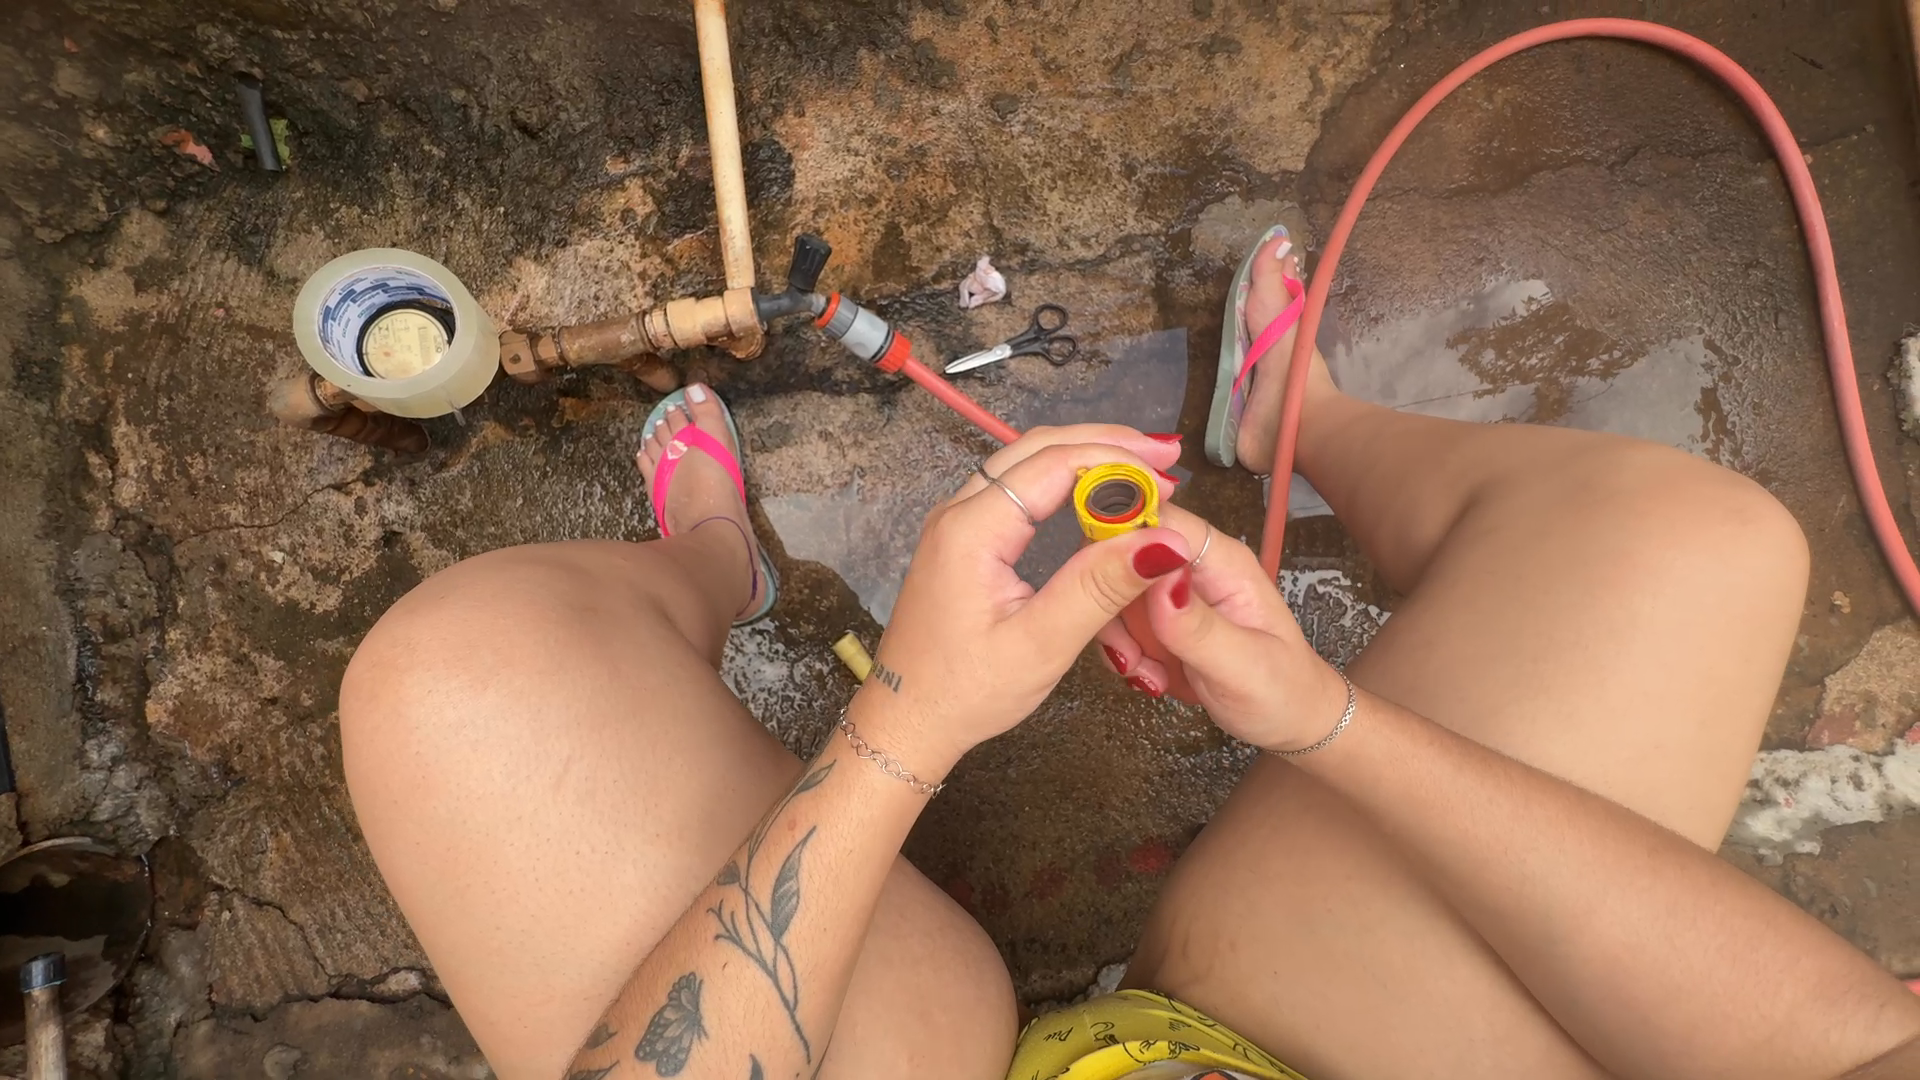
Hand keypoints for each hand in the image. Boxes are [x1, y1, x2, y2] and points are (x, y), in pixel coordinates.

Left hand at [854, 425, 1192, 774]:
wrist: (907, 719)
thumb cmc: (966, 692)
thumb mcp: (1040, 645)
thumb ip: (1098, 588)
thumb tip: (1163, 541)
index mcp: (971, 530)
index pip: (1052, 464)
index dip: (1115, 460)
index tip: (1168, 475)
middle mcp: (957, 512)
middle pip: (1035, 448)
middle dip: (1103, 444)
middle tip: (1163, 455)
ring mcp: (955, 523)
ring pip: (1023, 464)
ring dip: (1082, 458)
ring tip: (1140, 468)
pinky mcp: (961, 539)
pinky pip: (1014, 490)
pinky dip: (1060, 481)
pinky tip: (1093, 494)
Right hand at [1097, 504, 1350, 750]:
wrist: (1288, 722)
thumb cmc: (1281, 691)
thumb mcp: (1243, 666)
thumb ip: (1196, 624)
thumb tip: (1152, 571)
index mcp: (1220, 561)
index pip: (1159, 520)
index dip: (1118, 536)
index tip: (1096, 583)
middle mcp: (1190, 567)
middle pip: (1122, 552)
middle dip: (1109, 600)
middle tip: (1127, 653)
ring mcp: (1169, 593)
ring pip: (1112, 589)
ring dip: (1113, 633)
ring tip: (1141, 672)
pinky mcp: (1155, 619)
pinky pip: (1116, 619)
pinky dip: (1119, 650)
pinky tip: (1146, 676)